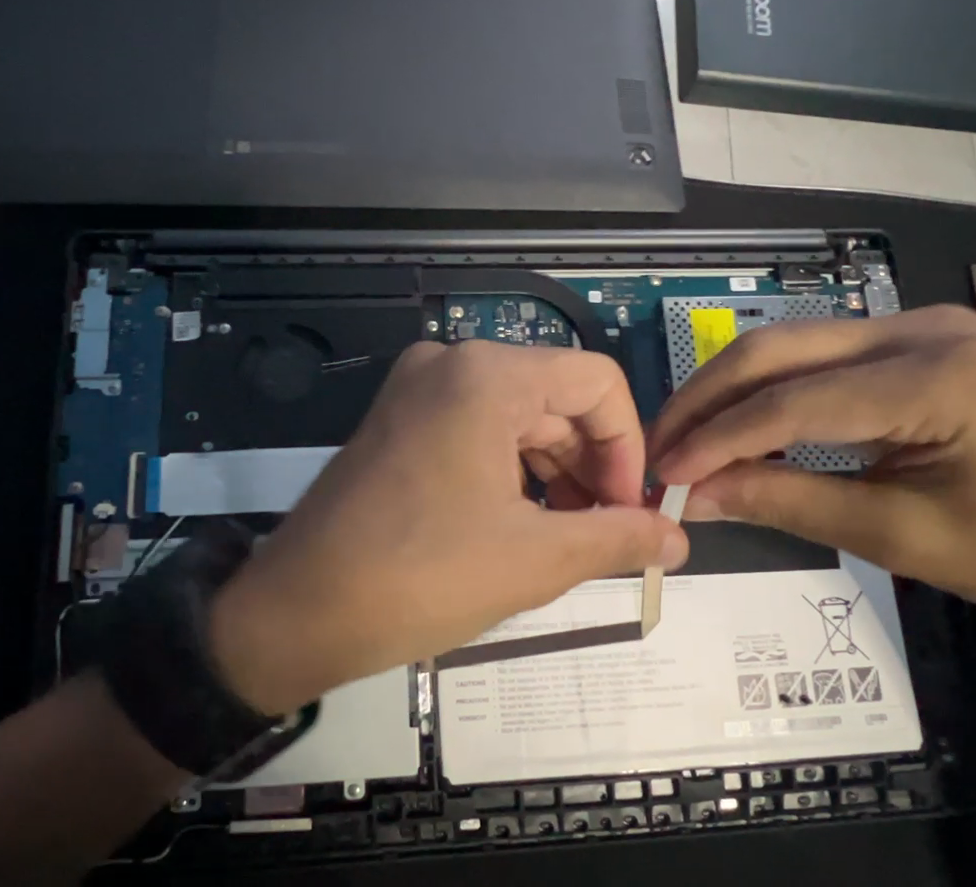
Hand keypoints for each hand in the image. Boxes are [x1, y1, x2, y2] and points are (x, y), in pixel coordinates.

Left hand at [209, 341, 690, 713]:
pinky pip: (476, 430)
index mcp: (487, 375)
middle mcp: (450, 363)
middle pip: (556, 398)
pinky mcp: (397, 421)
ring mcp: (416, 390)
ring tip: (568, 539)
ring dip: (553, 473)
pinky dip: (510, 471)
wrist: (298, 612)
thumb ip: (618, 538)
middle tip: (606, 534)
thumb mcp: (535, 560)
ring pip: (517, 417)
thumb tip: (678, 539)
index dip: (628, 447)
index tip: (629, 512)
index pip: (597, 383)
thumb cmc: (422, 576)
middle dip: (591, 466)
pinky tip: (520, 525)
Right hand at [649, 305, 975, 656]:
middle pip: (782, 350)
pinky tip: (733, 429)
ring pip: (791, 348)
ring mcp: (922, 328)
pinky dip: (767, 396)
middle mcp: (929, 329)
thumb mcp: (892, 536)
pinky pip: (817, 361)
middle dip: (708, 400)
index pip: (797, 400)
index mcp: (944, 376)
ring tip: (683, 440)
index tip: (663, 472)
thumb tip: (690, 494)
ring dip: (730, 395)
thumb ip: (785, 503)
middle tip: (657, 447)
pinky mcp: (911, 343)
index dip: (719, 437)